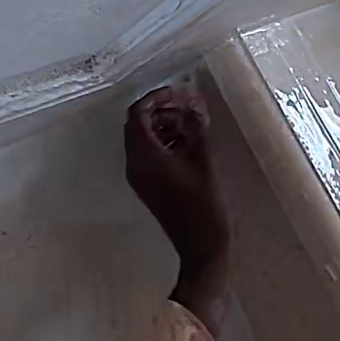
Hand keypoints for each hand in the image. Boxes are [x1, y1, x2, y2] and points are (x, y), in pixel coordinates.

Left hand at [124, 86, 231, 334]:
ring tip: (191, 124)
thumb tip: (192, 103)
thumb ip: (195, 126)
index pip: (138, 114)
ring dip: (163, 126)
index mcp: (143, 155)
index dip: (156, 98)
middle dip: (160, 111)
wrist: (202, 247)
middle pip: (138, 125)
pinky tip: (188, 143)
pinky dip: (164, 142)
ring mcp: (139, 177)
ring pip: (143, 140)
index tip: (178, 93)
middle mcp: (134, 164)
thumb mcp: (204, 159)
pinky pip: (148, 155)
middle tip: (187, 106)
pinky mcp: (147, 186)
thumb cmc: (205, 203)